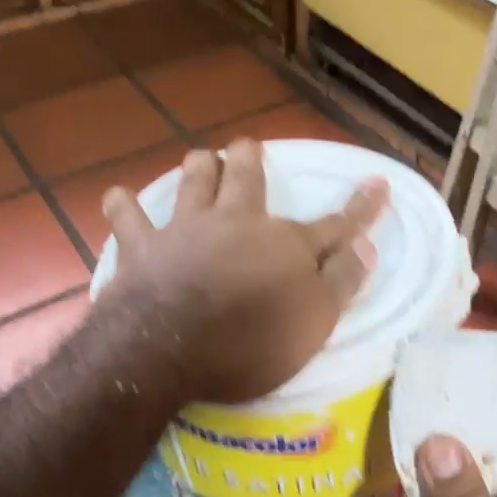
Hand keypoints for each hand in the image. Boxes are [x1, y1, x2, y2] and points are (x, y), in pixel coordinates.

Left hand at [100, 140, 387, 403]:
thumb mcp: (314, 323)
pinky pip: (127, 217)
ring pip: (193, 181)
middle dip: (250, 160)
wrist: (167, 348)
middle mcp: (237, 222)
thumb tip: (365, 246)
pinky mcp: (141, 247)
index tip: (379, 183)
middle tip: (247, 148)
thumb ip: (341, 282)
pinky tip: (118, 198)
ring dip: (198, 167)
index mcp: (285, 245)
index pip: (335, 223)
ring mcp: (186, 229)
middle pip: (248, 178)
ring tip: (200, 159)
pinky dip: (123, 207)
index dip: (360, 206)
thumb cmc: (249, 344)